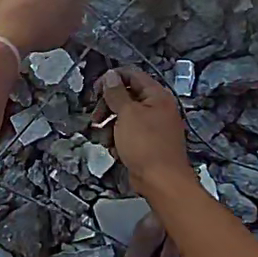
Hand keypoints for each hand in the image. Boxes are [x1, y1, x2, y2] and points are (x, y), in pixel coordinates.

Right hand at [99, 68, 190, 192]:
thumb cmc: (148, 146)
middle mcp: (157, 108)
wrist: (161, 181)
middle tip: (96, 117)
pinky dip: (118, 141)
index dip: (111, 80)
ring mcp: (153, 127)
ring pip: (124, 118)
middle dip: (108, 107)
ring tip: (105, 138)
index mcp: (157, 95)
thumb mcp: (127, 114)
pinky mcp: (147, 144)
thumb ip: (116, 93)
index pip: (132, 75)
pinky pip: (127, 135)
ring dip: (110, 126)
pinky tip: (114, 150)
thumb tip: (111, 76)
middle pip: (126, 97)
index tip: (96, 91)